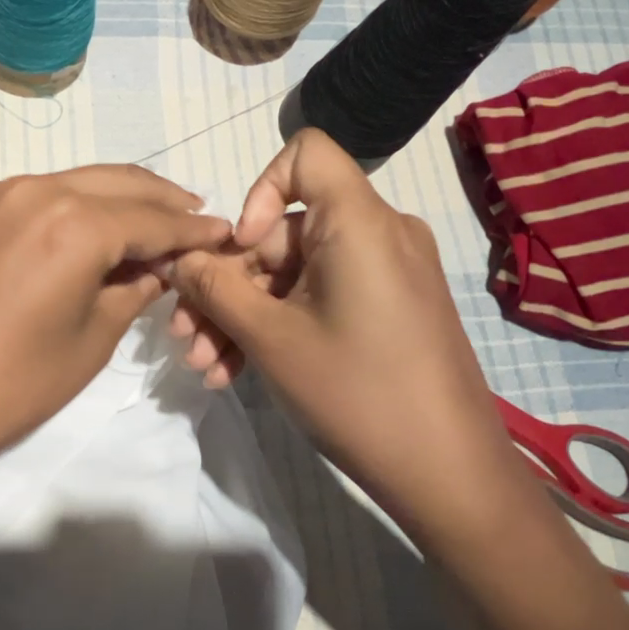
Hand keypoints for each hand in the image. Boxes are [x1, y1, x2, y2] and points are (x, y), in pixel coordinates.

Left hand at [0, 165, 231, 512]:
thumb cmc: (9, 387)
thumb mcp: (90, 343)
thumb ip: (131, 291)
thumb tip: (154, 266)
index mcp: (75, 222)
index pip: (153, 218)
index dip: (192, 228)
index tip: (224, 233)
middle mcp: (34, 190)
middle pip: (116, 184)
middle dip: (161, 200)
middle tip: (195, 218)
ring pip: (73, 183)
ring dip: (115, 199)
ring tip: (149, 224)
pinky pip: (35, 197)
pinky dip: (71, 207)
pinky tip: (88, 230)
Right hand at [165, 131, 520, 532]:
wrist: (448, 475)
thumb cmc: (356, 392)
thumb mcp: (269, 337)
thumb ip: (214, 287)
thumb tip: (180, 259)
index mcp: (359, 222)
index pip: (304, 155)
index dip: (257, 191)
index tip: (237, 249)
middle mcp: (377, 234)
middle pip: (282, 232)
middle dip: (225, 283)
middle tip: (186, 334)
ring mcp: (384, 275)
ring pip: (292, 274)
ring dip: (241, 314)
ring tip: (205, 365)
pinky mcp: (386, 309)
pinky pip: (318, 298)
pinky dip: (277, 325)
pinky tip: (235, 372)